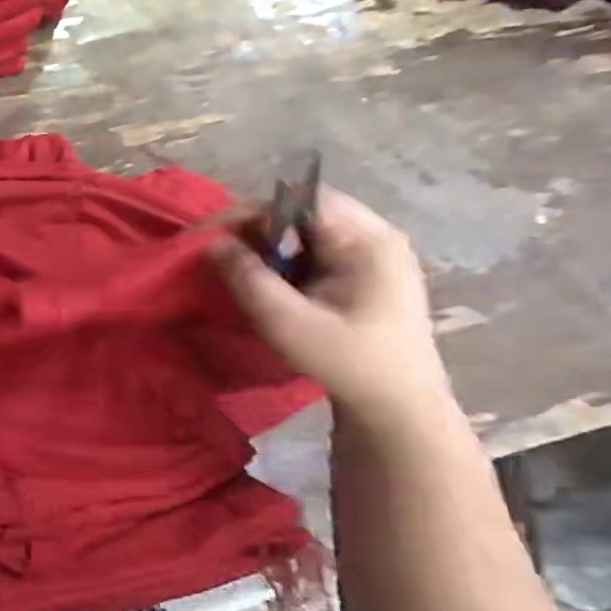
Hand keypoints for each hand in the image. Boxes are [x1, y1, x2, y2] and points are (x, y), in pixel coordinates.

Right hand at [206, 189, 454, 421]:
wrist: (398, 409)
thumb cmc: (348, 364)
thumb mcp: (288, 323)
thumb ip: (248, 278)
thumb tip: (213, 243)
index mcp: (369, 241)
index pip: (300, 200)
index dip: (251, 212)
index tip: (212, 237)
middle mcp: (375, 236)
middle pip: (302, 210)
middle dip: (255, 227)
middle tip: (219, 251)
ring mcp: (373, 254)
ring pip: (305, 228)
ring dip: (268, 242)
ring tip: (238, 266)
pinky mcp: (364, 272)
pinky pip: (314, 248)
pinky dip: (283, 256)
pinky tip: (267, 280)